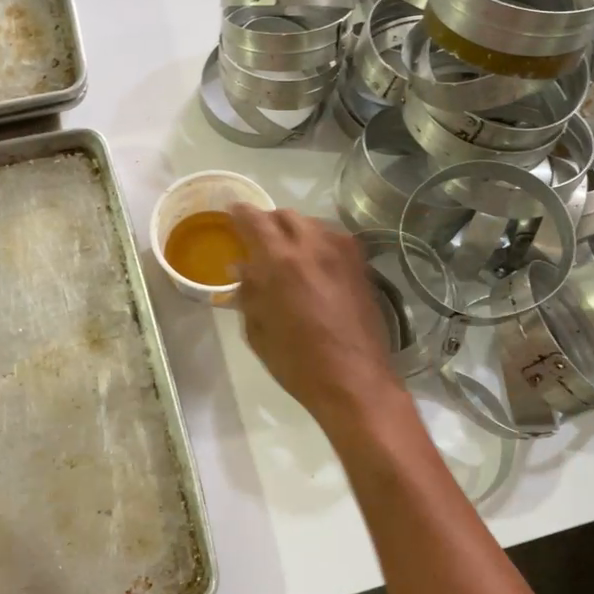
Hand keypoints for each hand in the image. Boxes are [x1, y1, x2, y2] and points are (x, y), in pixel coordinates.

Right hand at [228, 205, 402, 423]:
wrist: (354, 380)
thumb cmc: (298, 362)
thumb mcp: (258, 330)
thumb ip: (249, 292)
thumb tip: (243, 269)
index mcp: (280, 260)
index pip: (255, 220)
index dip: (240, 213)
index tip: (232, 213)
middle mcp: (314, 245)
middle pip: (286, 215)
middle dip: (269, 222)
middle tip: (258, 239)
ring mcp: (343, 253)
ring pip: (313, 224)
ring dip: (295, 231)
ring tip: (286, 252)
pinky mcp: (362, 266)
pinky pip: (334, 240)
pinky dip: (318, 243)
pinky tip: (313, 264)